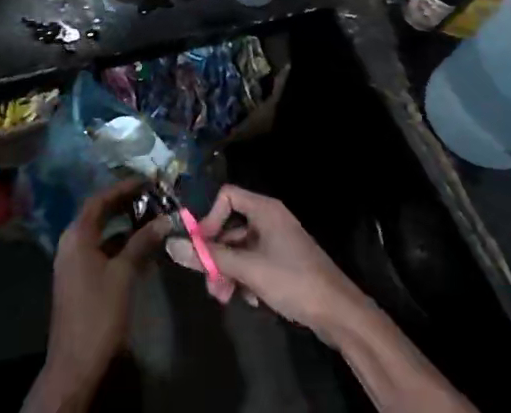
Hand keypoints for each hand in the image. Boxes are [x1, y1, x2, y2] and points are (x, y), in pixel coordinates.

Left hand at [26, 179, 167, 410]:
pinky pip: (98, 249)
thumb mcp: (123, 274)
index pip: (99, 200)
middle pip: (98, 214)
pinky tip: (138, 248)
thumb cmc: (99, 312)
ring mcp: (72, 261)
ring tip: (150, 218)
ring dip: (122, 225)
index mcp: (76, 235)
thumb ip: (141, 243)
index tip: (146, 182)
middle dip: (124, 204)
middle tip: (151, 197)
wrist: (75, 361)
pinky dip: (117, 244)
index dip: (122, 188)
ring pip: (100, 233)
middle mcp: (70, 242)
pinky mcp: (77, 277)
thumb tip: (164, 219)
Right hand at [165, 185, 371, 340]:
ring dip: (229, 272)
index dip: (210, 219)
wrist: (339, 313)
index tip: (202, 246)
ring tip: (225, 298)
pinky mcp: (284, 264)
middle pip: (230, 228)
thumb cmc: (292, 280)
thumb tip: (171, 244)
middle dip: (217, 256)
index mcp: (265, 210)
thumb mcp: (246, 269)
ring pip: (240, 250)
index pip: (227, 197)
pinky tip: (251, 301)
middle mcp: (270, 220)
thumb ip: (209, 257)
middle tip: (209, 284)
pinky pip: (254, 263)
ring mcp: (278, 242)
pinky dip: (247, 280)